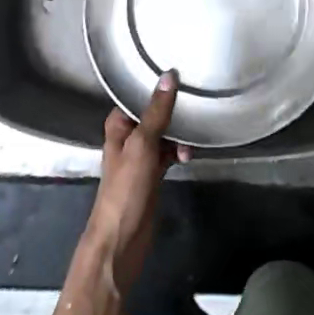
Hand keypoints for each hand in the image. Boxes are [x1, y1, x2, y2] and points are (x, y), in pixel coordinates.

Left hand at [85, 71, 189, 290]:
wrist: (121, 239)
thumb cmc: (127, 188)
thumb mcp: (142, 144)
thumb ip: (157, 111)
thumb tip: (169, 76)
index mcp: (118, 123)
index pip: (139, 95)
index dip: (160, 88)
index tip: (184, 77)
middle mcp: (128, 135)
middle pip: (155, 113)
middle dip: (174, 113)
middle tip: (195, 111)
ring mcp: (141, 155)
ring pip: (165, 133)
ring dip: (179, 135)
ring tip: (192, 144)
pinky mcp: (152, 172)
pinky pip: (169, 152)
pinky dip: (179, 151)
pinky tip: (189, 156)